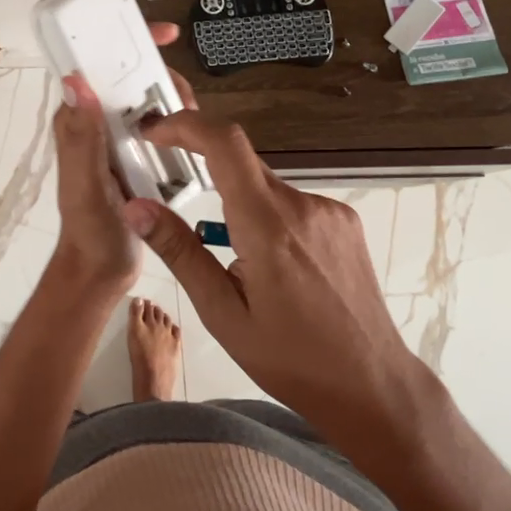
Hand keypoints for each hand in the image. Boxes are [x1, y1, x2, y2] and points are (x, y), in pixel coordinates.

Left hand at [48, 23, 193, 293]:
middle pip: (125, 78)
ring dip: (170, 98)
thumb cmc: (89, 230)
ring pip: (144, 101)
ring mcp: (115, 140)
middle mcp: (95, 124)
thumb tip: (75, 81)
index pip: (92, 66)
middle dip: (157, 73)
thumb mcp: (84, 185)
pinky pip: (157, 127)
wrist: (101, 270)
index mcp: (77, 122)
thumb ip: (80, 138)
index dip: (119, 41)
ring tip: (192, 117)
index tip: (158, 33)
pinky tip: (193, 136)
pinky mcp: (134, 157)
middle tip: (183, 95)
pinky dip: (176, 123)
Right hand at [119, 109, 418, 430]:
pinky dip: (269, 218)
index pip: (224, 143)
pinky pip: (292, 202)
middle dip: (205, 169)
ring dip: (240, 205)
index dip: (185, 125)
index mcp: (267, 227)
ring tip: (241, 265)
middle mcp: (302, 206)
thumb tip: (136, 208)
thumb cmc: (293, 360)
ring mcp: (329, 211)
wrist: (374, 386)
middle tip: (177, 197)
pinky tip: (275, 267)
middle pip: (242, 163)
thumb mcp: (223, 314)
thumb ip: (179, 253)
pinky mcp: (344, 221)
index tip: (155, 132)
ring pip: (265, 185)